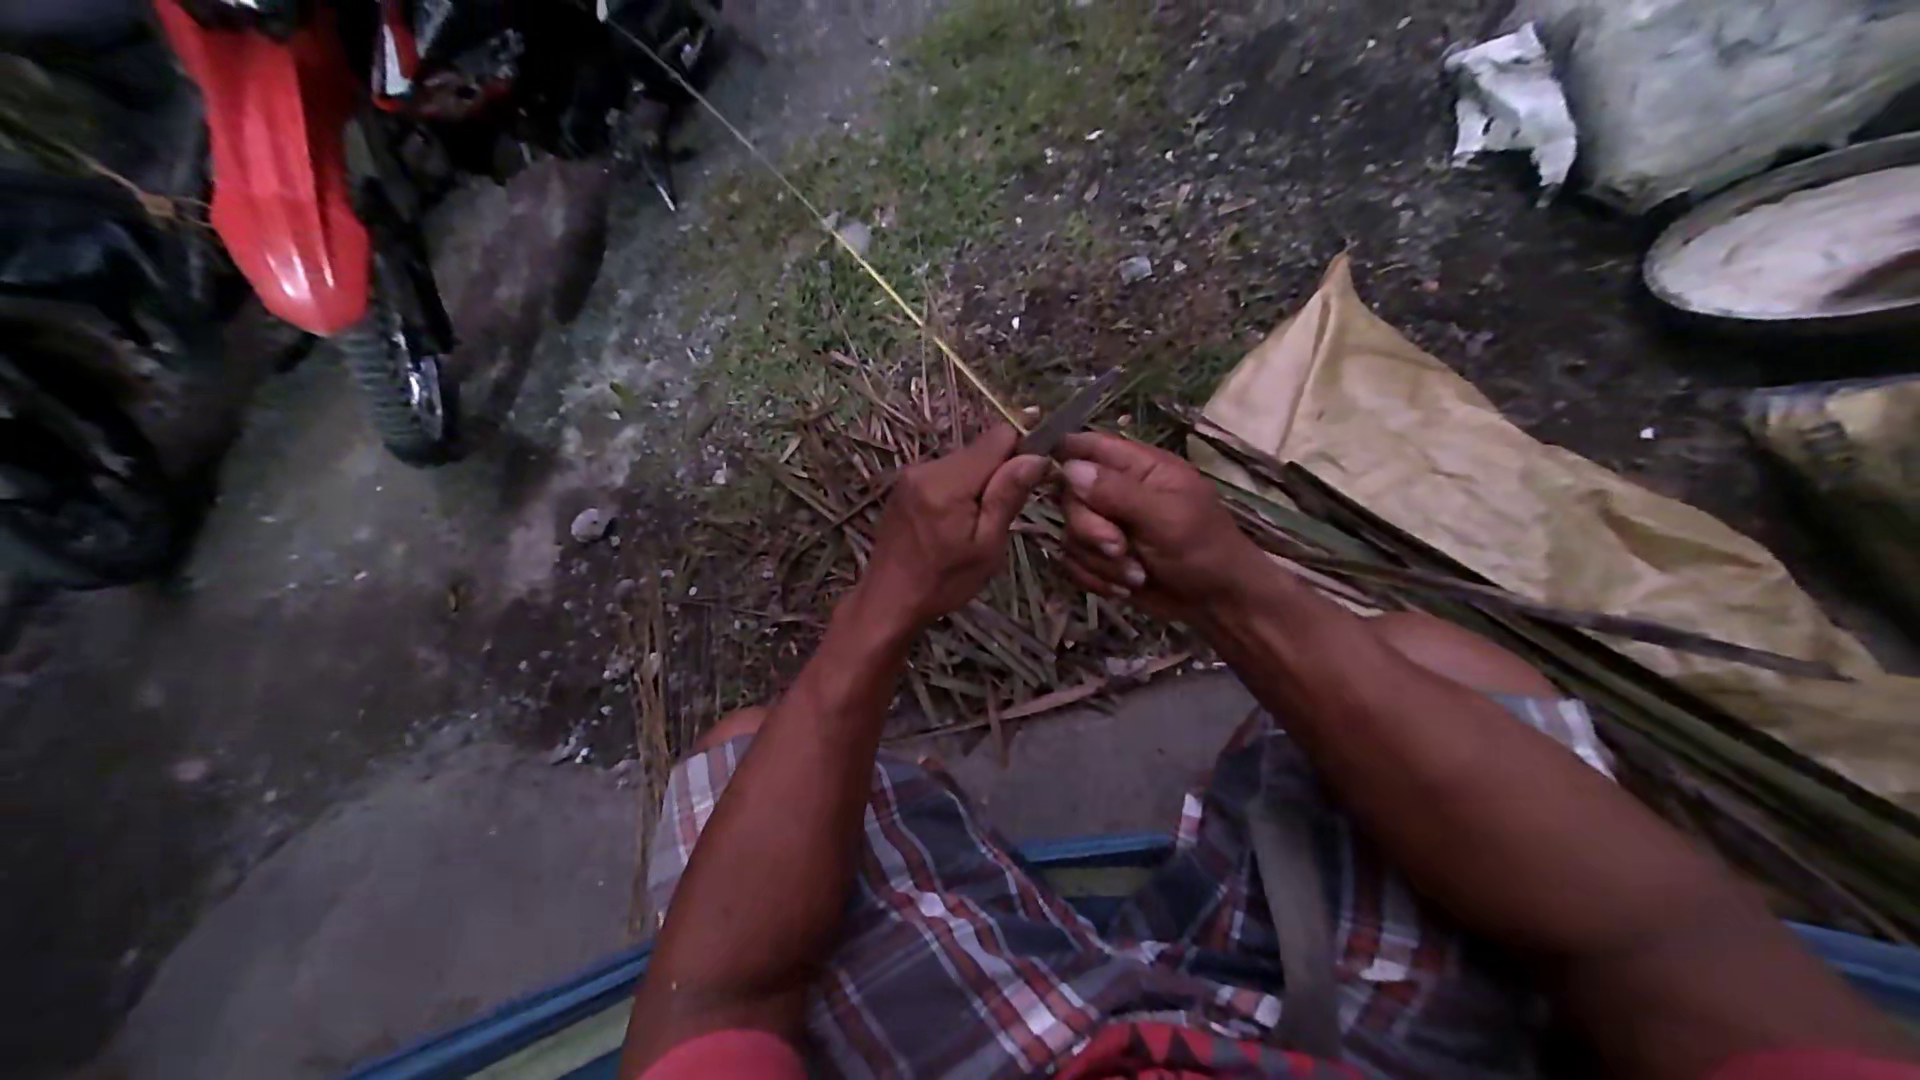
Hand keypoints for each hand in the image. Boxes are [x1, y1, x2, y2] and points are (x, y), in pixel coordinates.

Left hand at [859, 426, 1047, 632]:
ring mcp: (911, 473)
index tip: (1033, 476)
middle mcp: (927, 467)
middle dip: (1000, 470)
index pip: (999, 436)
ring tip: (977, 521)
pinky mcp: (904, 484)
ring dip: (980, 481)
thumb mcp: (986, 547)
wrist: (888, 599)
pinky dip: (960, 487)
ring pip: (964, 460)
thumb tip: (1037, 457)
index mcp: (948, 482)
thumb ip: (1008, 496)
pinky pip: (945, 472)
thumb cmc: (943, 582)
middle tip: (1003, 512)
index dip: (1023, 448)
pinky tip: (955, 520)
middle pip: (980, 447)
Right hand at [1056, 432, 1263, 620]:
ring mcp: (1107, 526)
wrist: (1217, 605)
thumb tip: (1069, 467)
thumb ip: (1117, 492)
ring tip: (1135, 574)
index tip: (1039, 470)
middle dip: (1090, 529)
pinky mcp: (1100, 558)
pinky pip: (1073, 562)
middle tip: (1118, 548)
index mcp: (1140, 468)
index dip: (1064, 453)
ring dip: (1098, 561)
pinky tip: (1123, 587)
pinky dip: (1095, 578)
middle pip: (1071, 497)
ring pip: (1070, 534)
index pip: (1090, 446)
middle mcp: (1117, 492)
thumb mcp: (1166, 517)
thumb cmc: (1205, 551)